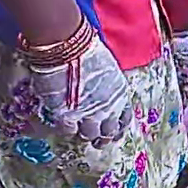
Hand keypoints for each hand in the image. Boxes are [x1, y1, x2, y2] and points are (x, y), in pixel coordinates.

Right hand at [25, 25, 134, 142]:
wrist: (67, 49)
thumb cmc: (88, 51)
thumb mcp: (109, 70)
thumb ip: (109, 88)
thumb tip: (103, 94)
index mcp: (119, 97)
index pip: (124, 122)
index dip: (118, 128)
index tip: (112, 131)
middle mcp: (107, 110)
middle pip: (107, 134)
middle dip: (101, 137)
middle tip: (94, 138)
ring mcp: (87, 115)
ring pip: (88, 135)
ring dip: (83, 132)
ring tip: (77, 127)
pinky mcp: (67, 117)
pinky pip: (68, 131)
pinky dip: (66, 127)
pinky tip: (63, 119)